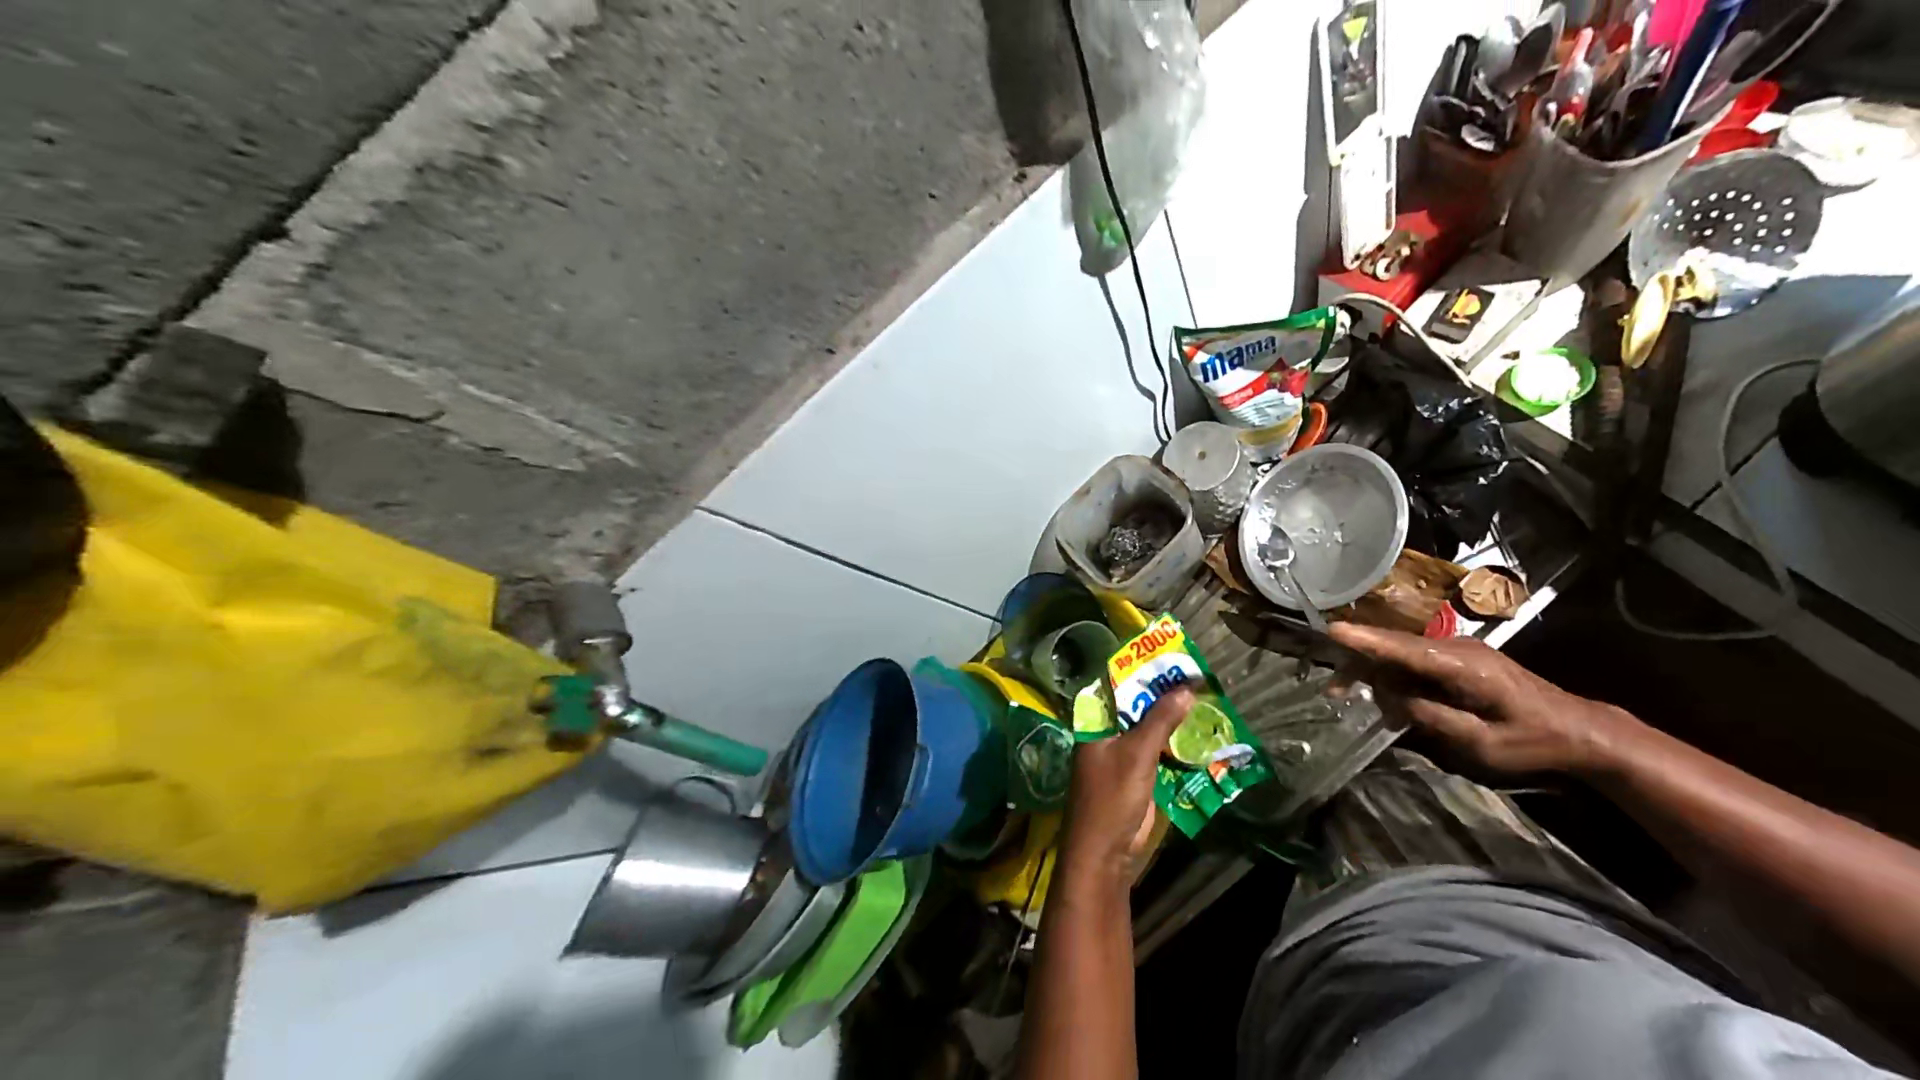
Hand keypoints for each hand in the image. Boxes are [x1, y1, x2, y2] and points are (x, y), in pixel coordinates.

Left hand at [1057, 686, 1194, 880]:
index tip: (1174, 659)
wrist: (1104, 854)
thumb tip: (1186, 688)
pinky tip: (1201, 737)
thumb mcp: (1137, 754)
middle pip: (1137, 708)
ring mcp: (1121, 757)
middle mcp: (1106, 735)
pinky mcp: (1137, 778)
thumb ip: (1160, 721)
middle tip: (1198, 678)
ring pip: (1150, 731)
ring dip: (1173, 721)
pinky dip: (1176, 746)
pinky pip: (1157, 753)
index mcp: (1095, 723)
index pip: (1118, 687)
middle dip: (1165, 696)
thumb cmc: (1112, 797)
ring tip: (1206, 701)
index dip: (1144, 673)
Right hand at [1329, 623, 1643, 778]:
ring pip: (1401, 655)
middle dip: (1360, 663)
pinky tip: (1391, 699)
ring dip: (1377, 674)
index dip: (1366, 641)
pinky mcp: (1458, 660)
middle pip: (1394, 648)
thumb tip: (1389, 697)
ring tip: (1358, 700)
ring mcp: (1457, 651)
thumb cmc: (1533, 741)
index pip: (1403, 648)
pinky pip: (1415, 662)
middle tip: (1334, 691)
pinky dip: (1396, 676)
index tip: (1332, 632)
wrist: (1581, 731)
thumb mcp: (1481, 741)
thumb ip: (1431, 716)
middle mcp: (1456, 648)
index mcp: (1463, 666)